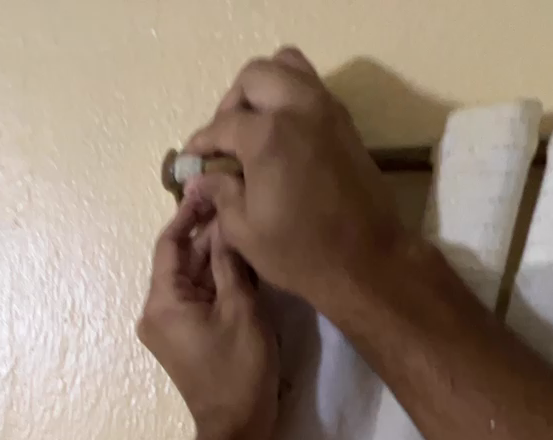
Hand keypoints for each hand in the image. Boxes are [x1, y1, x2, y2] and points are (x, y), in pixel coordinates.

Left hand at [137, 194, 277, 439]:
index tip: (215, 188)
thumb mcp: (241, 307)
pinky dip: (214, 280)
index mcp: (161, 303)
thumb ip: (230, 261)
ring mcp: (166, 327)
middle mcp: (154, 312)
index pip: (168, 243)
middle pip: (179, 260)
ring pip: (189, 278)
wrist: (234, 426)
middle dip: (207, 233)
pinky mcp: (180, 337)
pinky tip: (241, 261)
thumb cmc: (239, 369)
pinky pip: (194, 298)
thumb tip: (225, 219)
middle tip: (240, 202)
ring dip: (213, 255)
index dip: (190, 213)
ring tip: (246, 225)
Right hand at [182, 47, 413, 316]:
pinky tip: (276, 140)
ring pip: (287, 68)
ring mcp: (326, 110)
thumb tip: (198, 180)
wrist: (363, 258)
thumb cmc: (297, 251)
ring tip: (250, 130)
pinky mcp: (343, 122)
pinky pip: (309, 88)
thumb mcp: (243, 230)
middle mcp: (298, 108)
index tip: (189, 163)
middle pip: (255, 77)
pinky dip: (287, 100)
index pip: (222, 125)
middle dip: (231, 104)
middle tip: (223, 141)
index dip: (200, 145)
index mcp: (268, 136)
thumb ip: (218, 194)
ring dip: (262, 91)